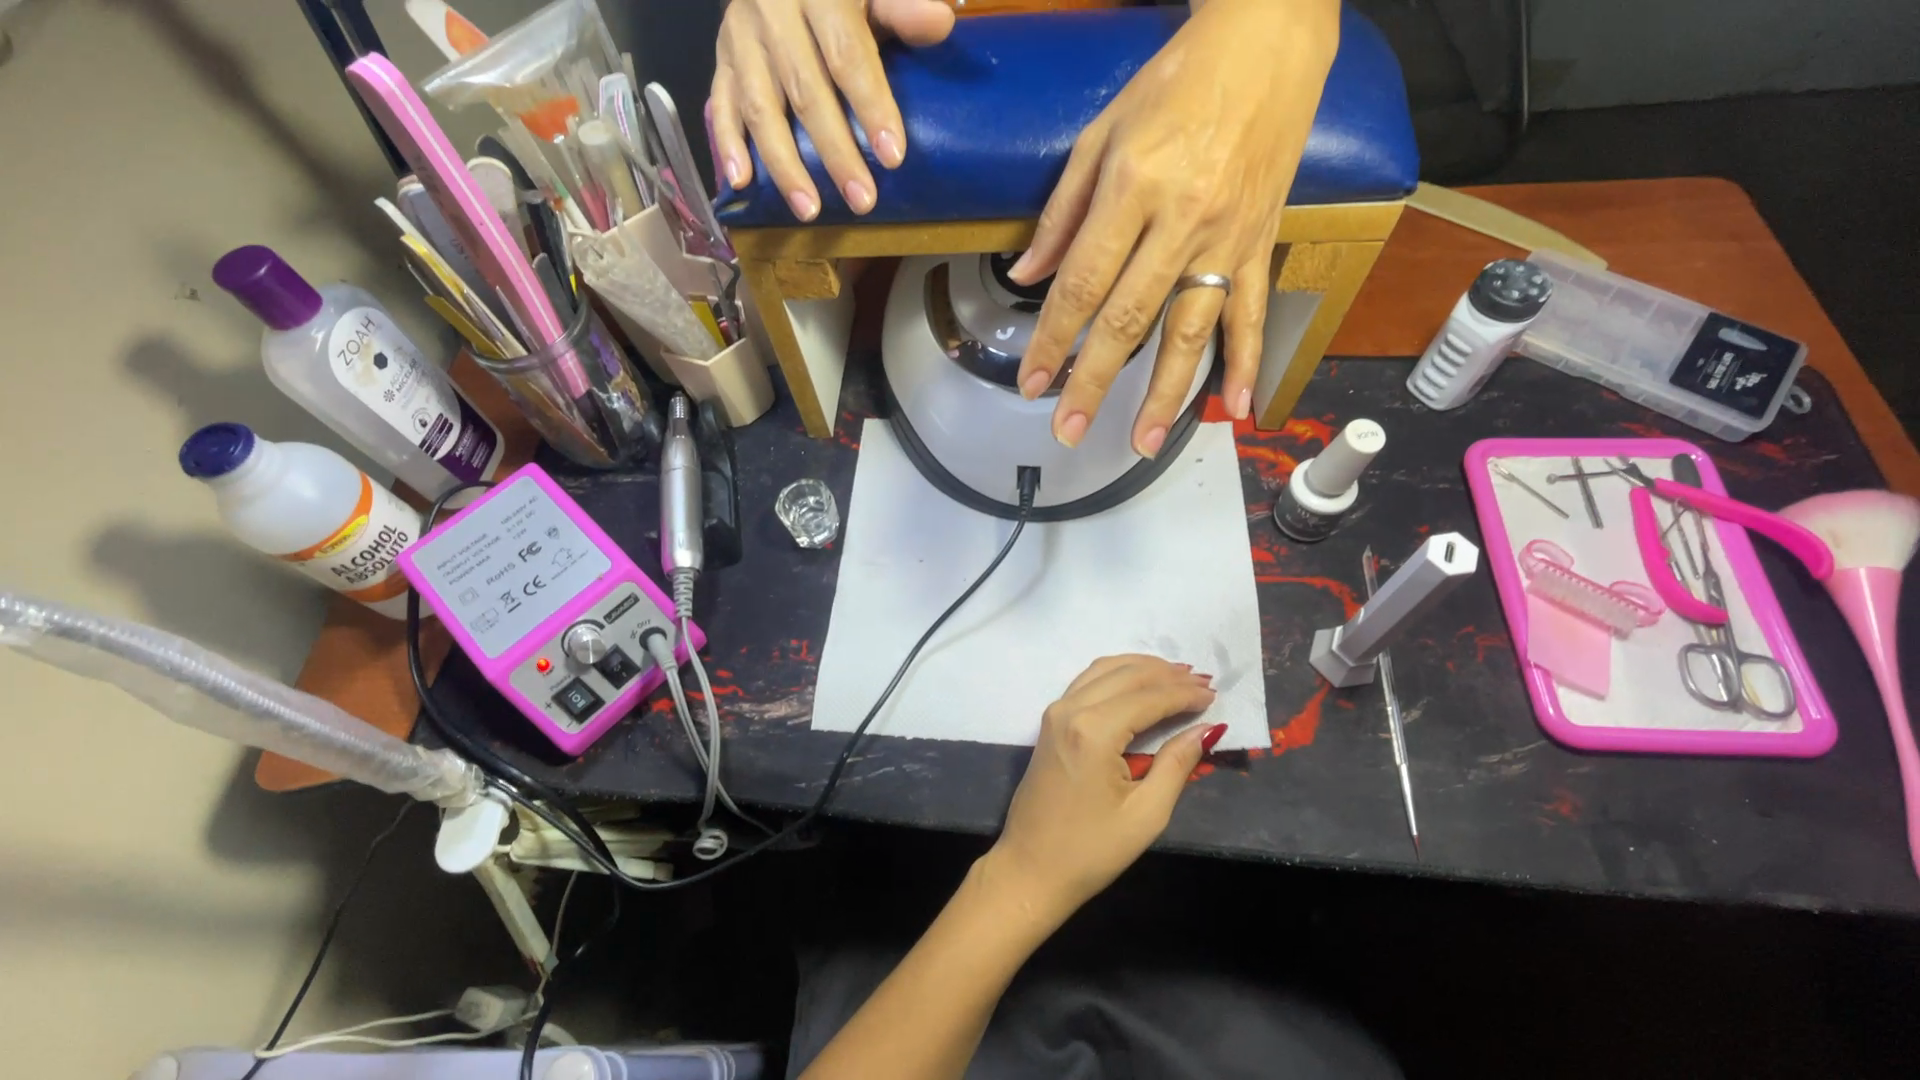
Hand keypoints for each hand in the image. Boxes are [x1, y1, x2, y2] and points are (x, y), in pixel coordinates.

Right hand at [710, 0, 955, 220]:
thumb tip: (940, 23)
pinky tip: (742, 182)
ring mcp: (740, 38)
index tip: (893, 157)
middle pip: (806, 92)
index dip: (871, 107)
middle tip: (862, 201)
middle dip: (835, 153)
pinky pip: (720, 105)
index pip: (847, 56)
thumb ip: (901, 9)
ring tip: (809, 210)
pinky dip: (729, 145)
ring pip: (761, 109)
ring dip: (785, 166)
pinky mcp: (721, 60)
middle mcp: (773, 12)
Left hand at [986, 655, 1224, 925]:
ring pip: (1104, 670)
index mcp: (1094, 731)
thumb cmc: (1090, 851)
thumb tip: (1206, 729)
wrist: (1030, 868)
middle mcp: (1070, 710)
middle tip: (1203, 682)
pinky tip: (1140, 683)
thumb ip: (1177, 764)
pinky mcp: (1049, 722)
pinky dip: (1118, 675)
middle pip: (1126, 675)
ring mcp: (1055, 712)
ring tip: (1178, 676)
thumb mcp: (1146, 814)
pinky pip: (1087, 682)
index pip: (1149, 698)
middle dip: (1168, 675)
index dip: (1184, 694)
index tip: (1215, 694)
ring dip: (1142, 669)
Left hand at [1008, 0, 1339, 454]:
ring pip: (1191, 329)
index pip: (1082, 283)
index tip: (1031, 383)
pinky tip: (1235, 408)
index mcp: (1134, 188)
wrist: (1268, 43)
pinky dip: (1245, 362)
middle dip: (1094, 381)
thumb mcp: (1101, 133)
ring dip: (1164, 393)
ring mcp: (1229, 238)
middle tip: (1069, 430)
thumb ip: (1062, 212)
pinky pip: (1253, 312)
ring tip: (1142, 443)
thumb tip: (1025, 274)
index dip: (1053, 339)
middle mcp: (1182, 222)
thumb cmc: (1174, 81)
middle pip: (1130, 319)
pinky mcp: (1263, 242)